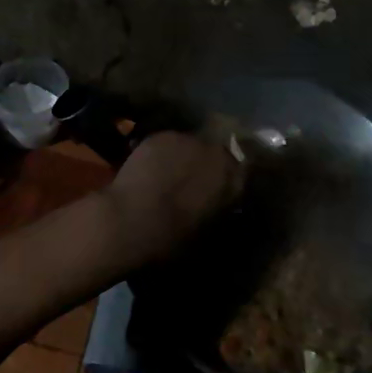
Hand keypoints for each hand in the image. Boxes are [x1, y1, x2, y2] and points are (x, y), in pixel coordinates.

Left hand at [107, 131, 243, 242]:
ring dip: (183, 157)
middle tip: (190, 183)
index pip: (240, 171)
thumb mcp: (207, 231)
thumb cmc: (173, 237)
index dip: (226, 181)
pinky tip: (148, 169)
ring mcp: (188, 139)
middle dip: (206, 165)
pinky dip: (161, 153)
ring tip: (167, 175)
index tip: (217, 191)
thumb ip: (219, 211)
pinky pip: (166, 143)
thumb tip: (219, 205)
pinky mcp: (161, 135)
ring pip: (189, 146)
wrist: (132, 220)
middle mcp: (217, 151)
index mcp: (233, 177)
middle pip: (215, 153)